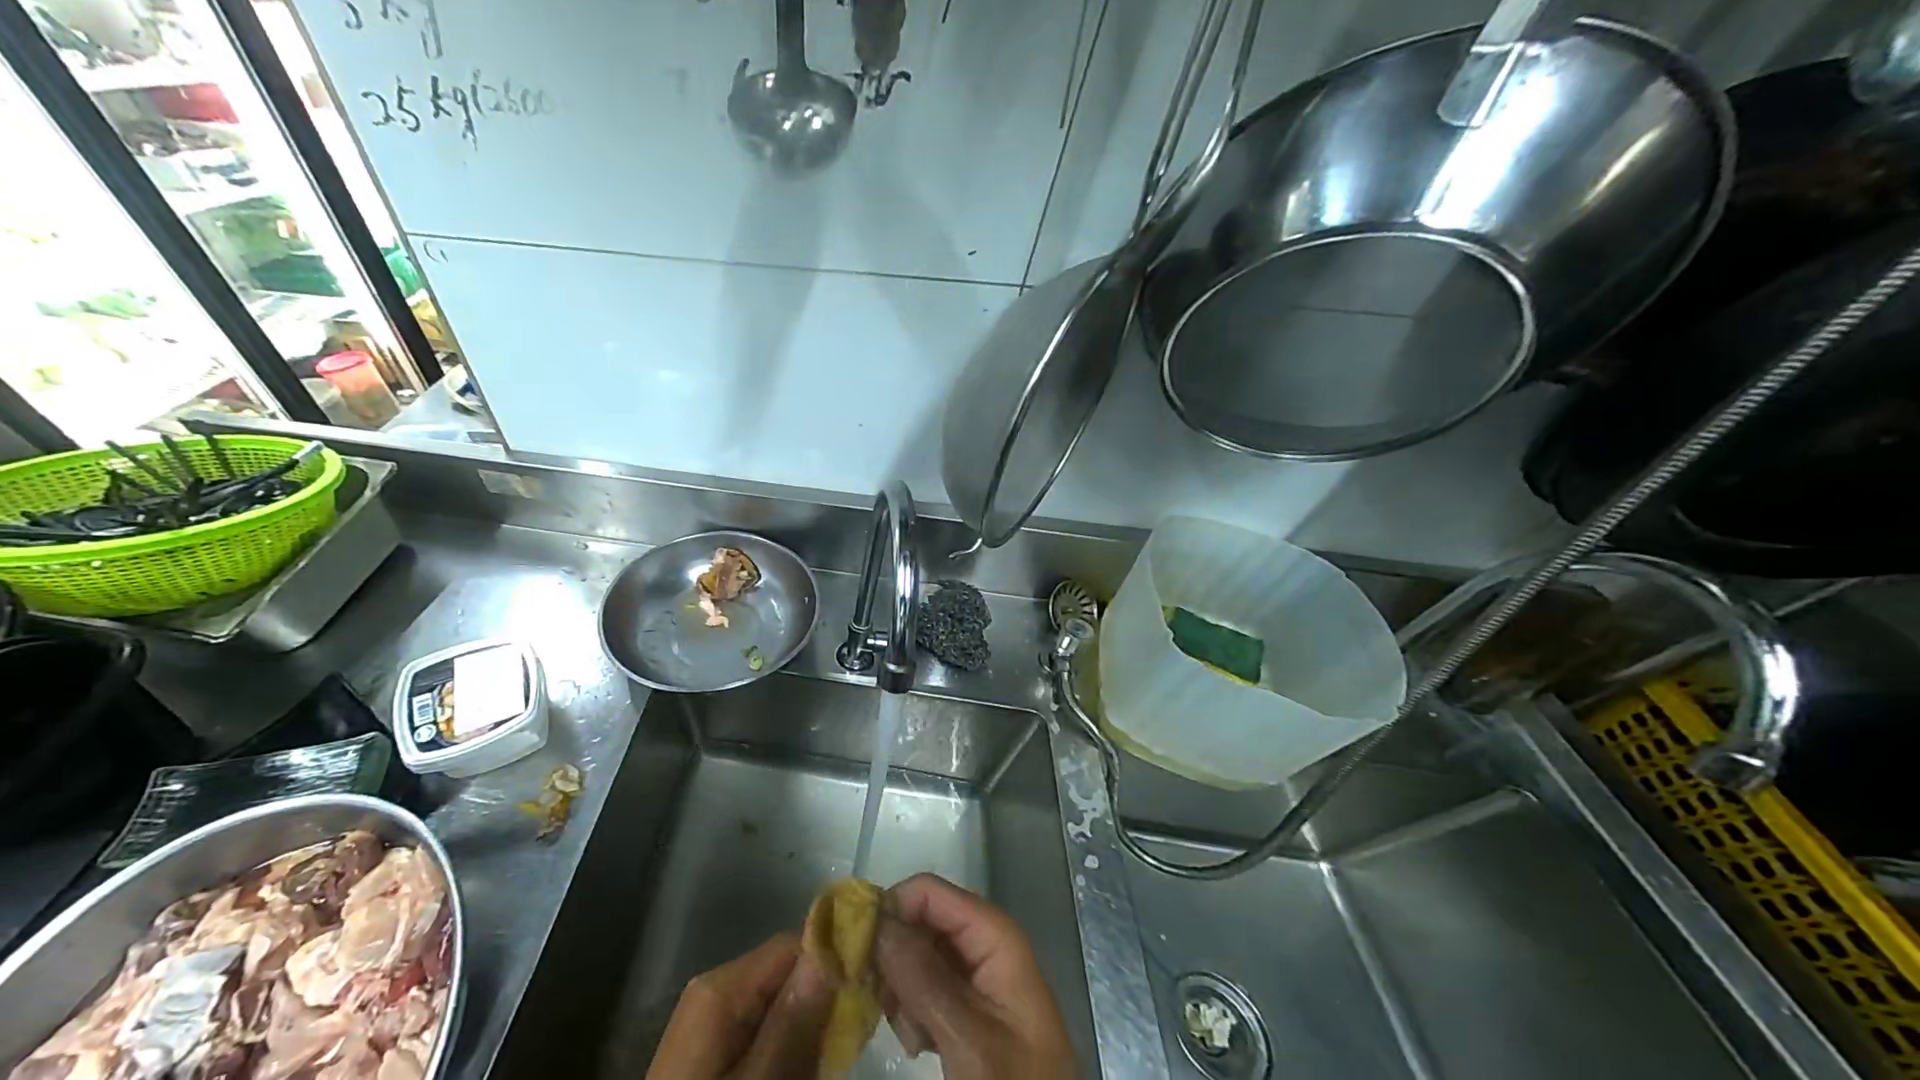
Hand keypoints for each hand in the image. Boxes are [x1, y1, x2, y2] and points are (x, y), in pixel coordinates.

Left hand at [647, 934, 833, 1079]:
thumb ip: (794, 1020)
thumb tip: (832, 952)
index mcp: (722, 988)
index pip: (794, 945)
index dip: (834, 963)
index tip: (868, 992)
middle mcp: (715, 991)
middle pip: (788, 973)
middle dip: (823, 1001)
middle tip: (851, 1039)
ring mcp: (712, 1020)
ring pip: (781, 1003)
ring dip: (809, 1030)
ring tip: (826, 1063)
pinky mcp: (714, 1048)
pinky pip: (764, 1029)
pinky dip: (788, 1047)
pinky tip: (800, 1074)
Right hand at [873, 873, 1074, 1079]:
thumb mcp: (966, 1034)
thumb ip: (920, 975)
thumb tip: (873, 919)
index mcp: (993, 932)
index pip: (927, 891)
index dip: (889, 912)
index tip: (857, 956)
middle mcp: (983, 940)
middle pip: (918, 920)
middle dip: (894, 961)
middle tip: (887, 1007)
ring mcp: (974, 971)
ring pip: (914, 955)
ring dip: (901, 993)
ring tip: (913, 1036)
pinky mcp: (965, 1001)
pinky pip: (922, 985)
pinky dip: (911, 1012)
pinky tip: (920, 1044)